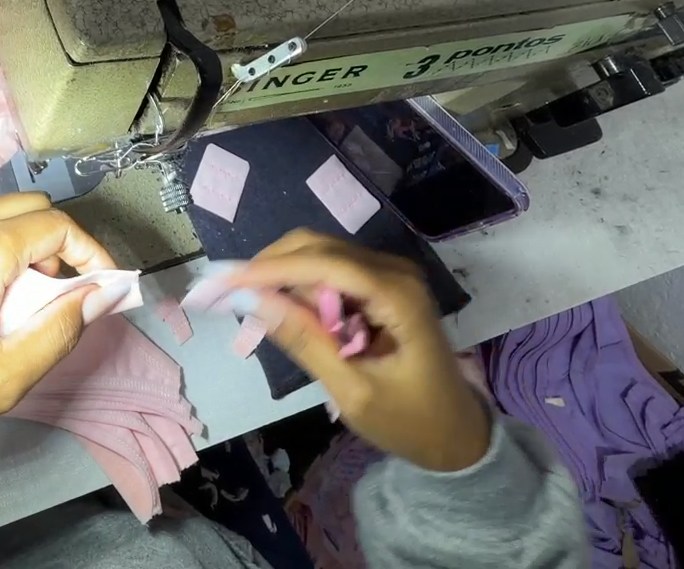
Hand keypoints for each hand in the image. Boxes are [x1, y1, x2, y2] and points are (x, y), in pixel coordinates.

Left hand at [0, 193, 115, 468]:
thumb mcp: (4, 379)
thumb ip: (59, 331)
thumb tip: (100, 293)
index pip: (57, 225)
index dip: (91, 251)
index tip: (102, 287)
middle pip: (32, 207)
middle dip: (61, 246)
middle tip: (58, 297)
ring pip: (3, 211)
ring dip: (29, 244)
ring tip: (23, 302)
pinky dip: (0, 243)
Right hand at [231, 229, 491, 471]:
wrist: (458, 436)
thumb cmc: (411, 422)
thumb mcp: (354, 392)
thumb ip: (303, 341)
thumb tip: (250, 301)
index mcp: (397, 296)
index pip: (322, 264)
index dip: (270, 268)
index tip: (224, 281)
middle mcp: (393, 270)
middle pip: (315, 247)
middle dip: (268, 266)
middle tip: (227, 293)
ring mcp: (387, 272)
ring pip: (315, 252)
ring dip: (280, 273)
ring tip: (252, 305)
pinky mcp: (377, 280)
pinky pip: (326, 267)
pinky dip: (296, 282)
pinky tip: (282, 307)